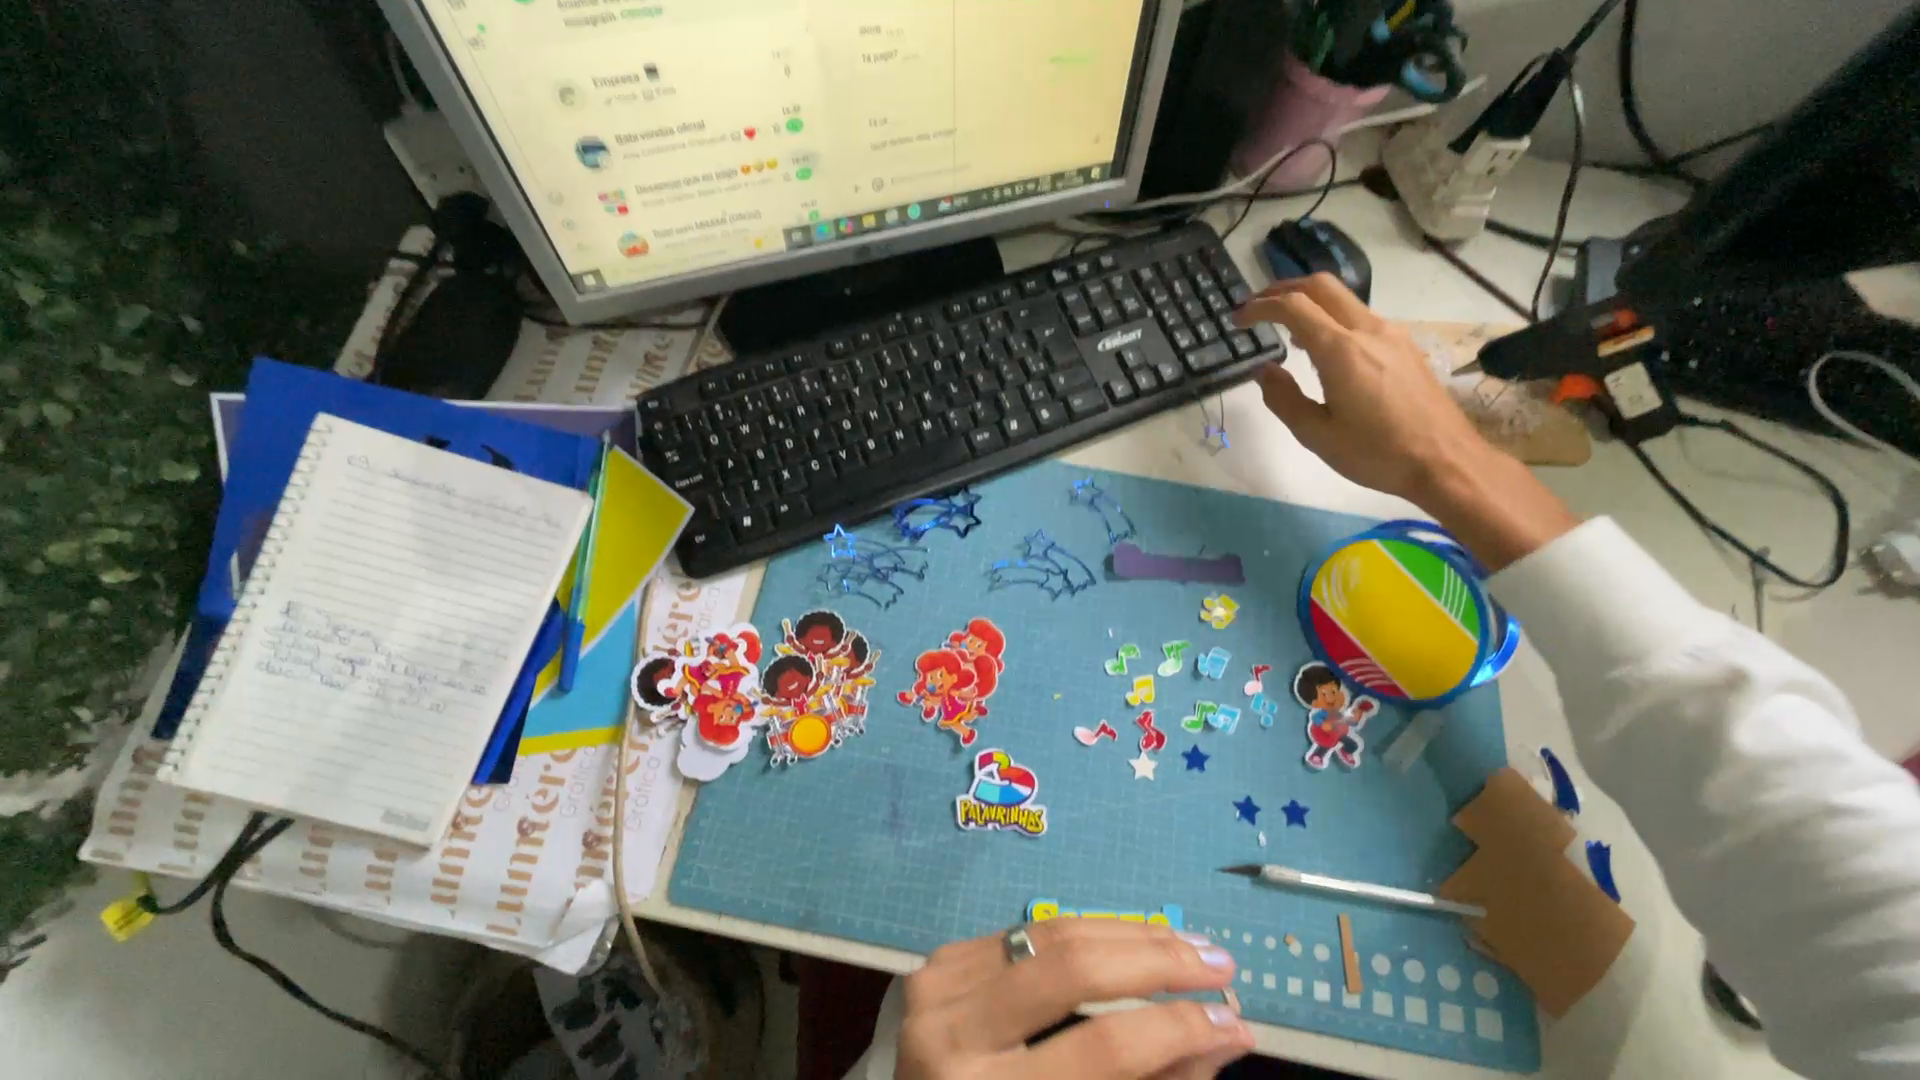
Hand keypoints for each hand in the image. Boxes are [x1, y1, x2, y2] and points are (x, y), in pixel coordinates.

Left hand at [896, 919, 1253, 1079]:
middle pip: (1073, 970)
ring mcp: (938, 986)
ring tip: (1188, 943)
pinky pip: (1025, 932)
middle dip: (1157, 961)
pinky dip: (1083, 934)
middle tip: (1219, 963)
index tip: (1233, 1019)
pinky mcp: (939, 959)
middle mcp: (954, 1034)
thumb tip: (1224, 1032)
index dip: (1176, 1029)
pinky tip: (1128, 940)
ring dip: (1128, 934)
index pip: (1104, 1049)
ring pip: (1052, 934)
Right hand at [1231, 274, 1495, 504]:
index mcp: (1341, 351)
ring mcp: (1392, 336)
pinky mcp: (1405, 347)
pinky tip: (1325, 350)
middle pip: (1321, 286)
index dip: (1260, 307)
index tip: (1238, 320)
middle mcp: (1368, 331)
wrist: (1445, 461)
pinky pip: (1361, 318)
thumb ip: (1283, 398)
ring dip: (1310, 303)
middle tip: (1258, 307)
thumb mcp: (1316, 435)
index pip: (1293, 307)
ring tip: (1288, 331)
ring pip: (1344, 299)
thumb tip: (1264, 371)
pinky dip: (1333, 319)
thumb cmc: (1376, 454)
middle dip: (1283, 289)